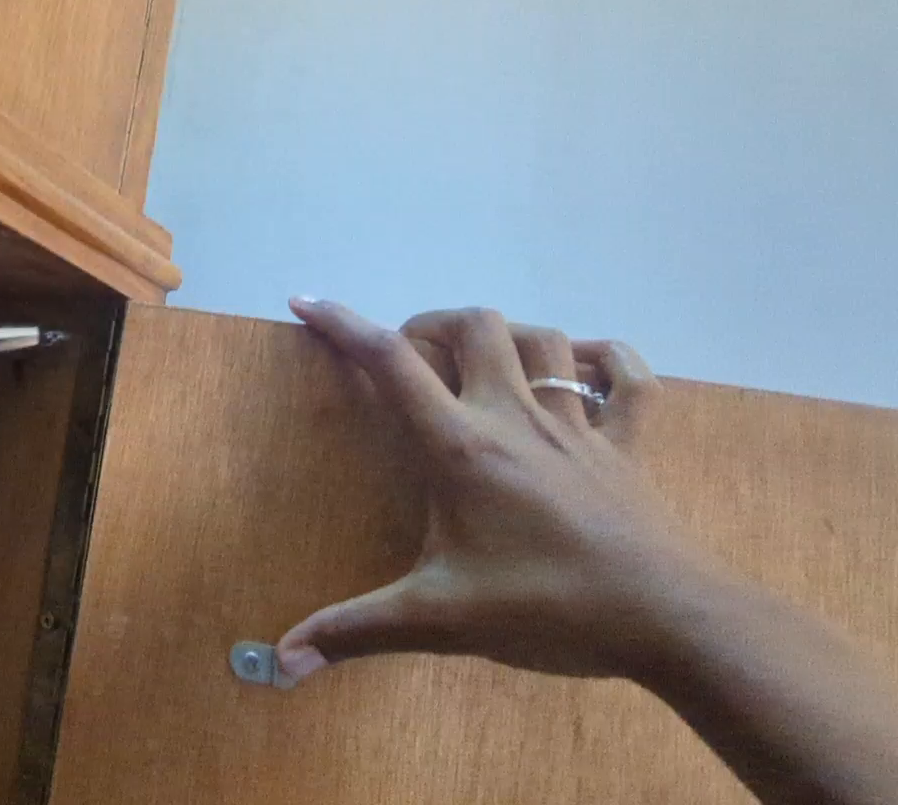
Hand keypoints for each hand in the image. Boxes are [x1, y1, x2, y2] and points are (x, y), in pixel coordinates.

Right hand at [276, 299, 729, 684]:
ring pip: (541, 337)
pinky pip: (627, 375)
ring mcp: (578, 424)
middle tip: (408, 361)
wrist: (682, 630)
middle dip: (427, 325)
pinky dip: (600, 359)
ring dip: (501, 334)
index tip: (304, 301)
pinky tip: (577, 371)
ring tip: (474, 361)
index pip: (387, 360)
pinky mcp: (627, 443)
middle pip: (471, 324)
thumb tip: (281, 661)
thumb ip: (354, 631)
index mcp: (459, 444)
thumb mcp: (437, 620)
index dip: (340, 322)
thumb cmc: (546, 608)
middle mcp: (513, 415)